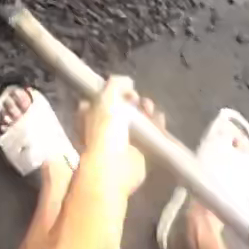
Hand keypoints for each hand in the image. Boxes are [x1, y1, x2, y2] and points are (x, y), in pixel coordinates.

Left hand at [76, 76, 159, 199]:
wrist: (112, 168)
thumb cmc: (103, 131)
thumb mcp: (105, 99)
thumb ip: (115, 84)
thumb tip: (127, 81)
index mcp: (89, 117)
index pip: (102, 99)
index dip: (113, 91)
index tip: (124, 88)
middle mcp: (105, 128)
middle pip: (123, 108)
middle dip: (132, 100)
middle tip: (136, 98)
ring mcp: (122, 141)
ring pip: (138, 120)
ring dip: (145, 110)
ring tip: (148, 107)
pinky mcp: (139, 152)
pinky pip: (150, 134)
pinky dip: (156, 125)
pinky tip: (158, 118)